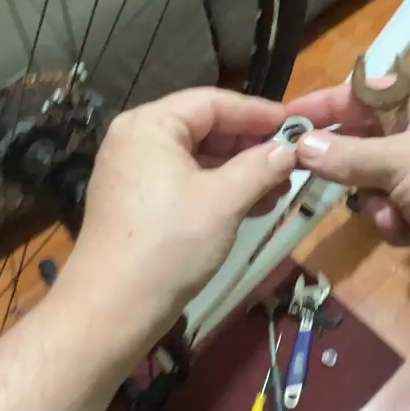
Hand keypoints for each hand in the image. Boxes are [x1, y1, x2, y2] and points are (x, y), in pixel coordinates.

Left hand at [60, 88, 295, 330]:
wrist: (114, 309)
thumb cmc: (169, 244)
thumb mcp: (224, 201)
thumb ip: (261, 167)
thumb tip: (291, 150)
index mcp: (150, 125)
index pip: (212, 102)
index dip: (257, 112)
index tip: (295, 123)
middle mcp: (137, 140)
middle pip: (205, 128)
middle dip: (250, 145)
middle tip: (292, 158)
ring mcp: (135, 173)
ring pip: (199, 158)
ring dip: (241, 171)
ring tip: (281, 187)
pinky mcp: (140, 203)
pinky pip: (187, 182)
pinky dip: (220, 190)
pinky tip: (254, 205)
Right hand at [285, 76, 409, 295]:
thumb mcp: (398, 161)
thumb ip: (345, 155)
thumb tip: (299, 146)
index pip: (359, 94)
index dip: (321, 107)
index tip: (284, 122)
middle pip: (361, 141)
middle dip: (347, 167)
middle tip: (312, 178)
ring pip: (370, 182)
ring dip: (375, 203)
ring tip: (392, 215)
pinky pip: (390, 210)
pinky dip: (395, 222)